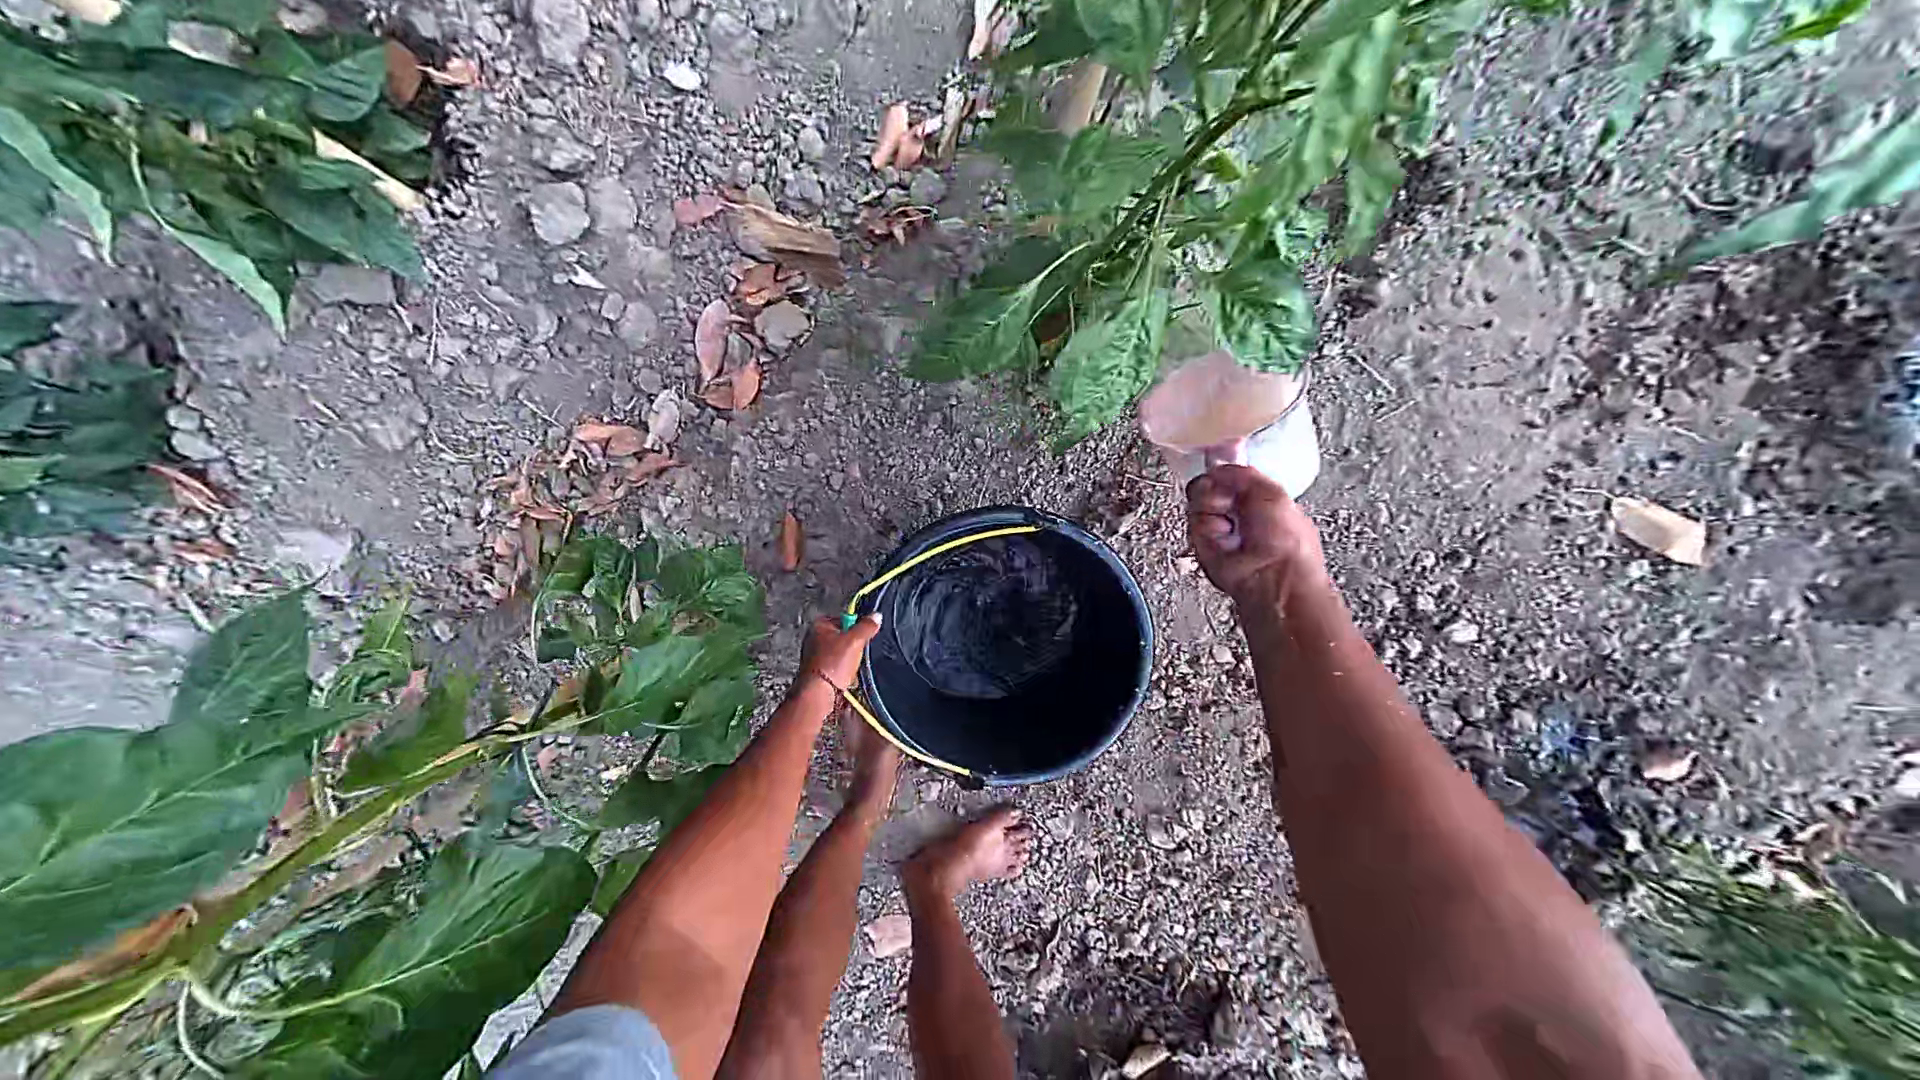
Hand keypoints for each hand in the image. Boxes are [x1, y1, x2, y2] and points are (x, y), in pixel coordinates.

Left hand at [797, 614, 882, 691]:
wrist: (819, 694)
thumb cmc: (831, 664)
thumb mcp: (855, 640)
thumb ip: (866, 626)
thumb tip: (875, 617)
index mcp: (819, 626)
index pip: (843, 618)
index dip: (855, 626)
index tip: (862, 634)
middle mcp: (813, 640)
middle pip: (843, 638)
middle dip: (854, 647)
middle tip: (857, 652)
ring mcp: (815, 658)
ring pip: (842, 656)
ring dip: (850, 662)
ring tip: (851, 668)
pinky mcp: (818, 674)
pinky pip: (838, 670)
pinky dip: (844, 674)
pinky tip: (846, 678)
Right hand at [1186, 464, 1326, 609]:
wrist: (1271, 575)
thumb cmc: (1286, 541)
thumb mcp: (1271, 491)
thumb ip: (1241, 473)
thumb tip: (1216, 468)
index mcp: (1259, 500)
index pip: (1230, 476)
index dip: (1224, 472)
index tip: (1223, 470)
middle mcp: (1236, 513)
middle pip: (1209, 484)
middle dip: (1217, 488)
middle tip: (1232, 503)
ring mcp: (1218, 526)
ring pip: (1198, 499)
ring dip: (1213, 506)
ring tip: (1231, 523)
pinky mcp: (1202, 541)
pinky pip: (1193, 518)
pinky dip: (1207, 524)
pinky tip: (1223, 534)